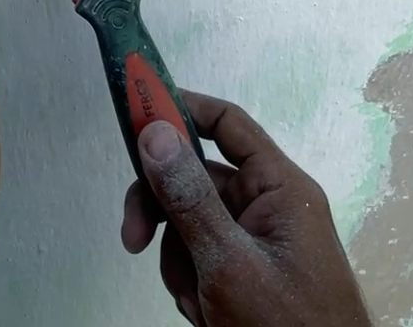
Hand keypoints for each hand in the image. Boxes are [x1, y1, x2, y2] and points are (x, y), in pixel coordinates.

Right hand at [121, 91, 371, 326]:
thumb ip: (189, 197)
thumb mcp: (229, 263)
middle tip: (133, 237)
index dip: (181, 108)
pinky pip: (197, 253)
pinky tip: (204, 312)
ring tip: (196, 301)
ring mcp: (255, 241)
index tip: (133, 110)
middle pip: (194, 176)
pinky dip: (190, 280)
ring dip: (178, 258)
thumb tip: (152, 130)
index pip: (226, 123)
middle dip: (161, 208)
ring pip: (188, 219)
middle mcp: (267, 205)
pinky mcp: (246, 272)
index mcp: (279, 188)